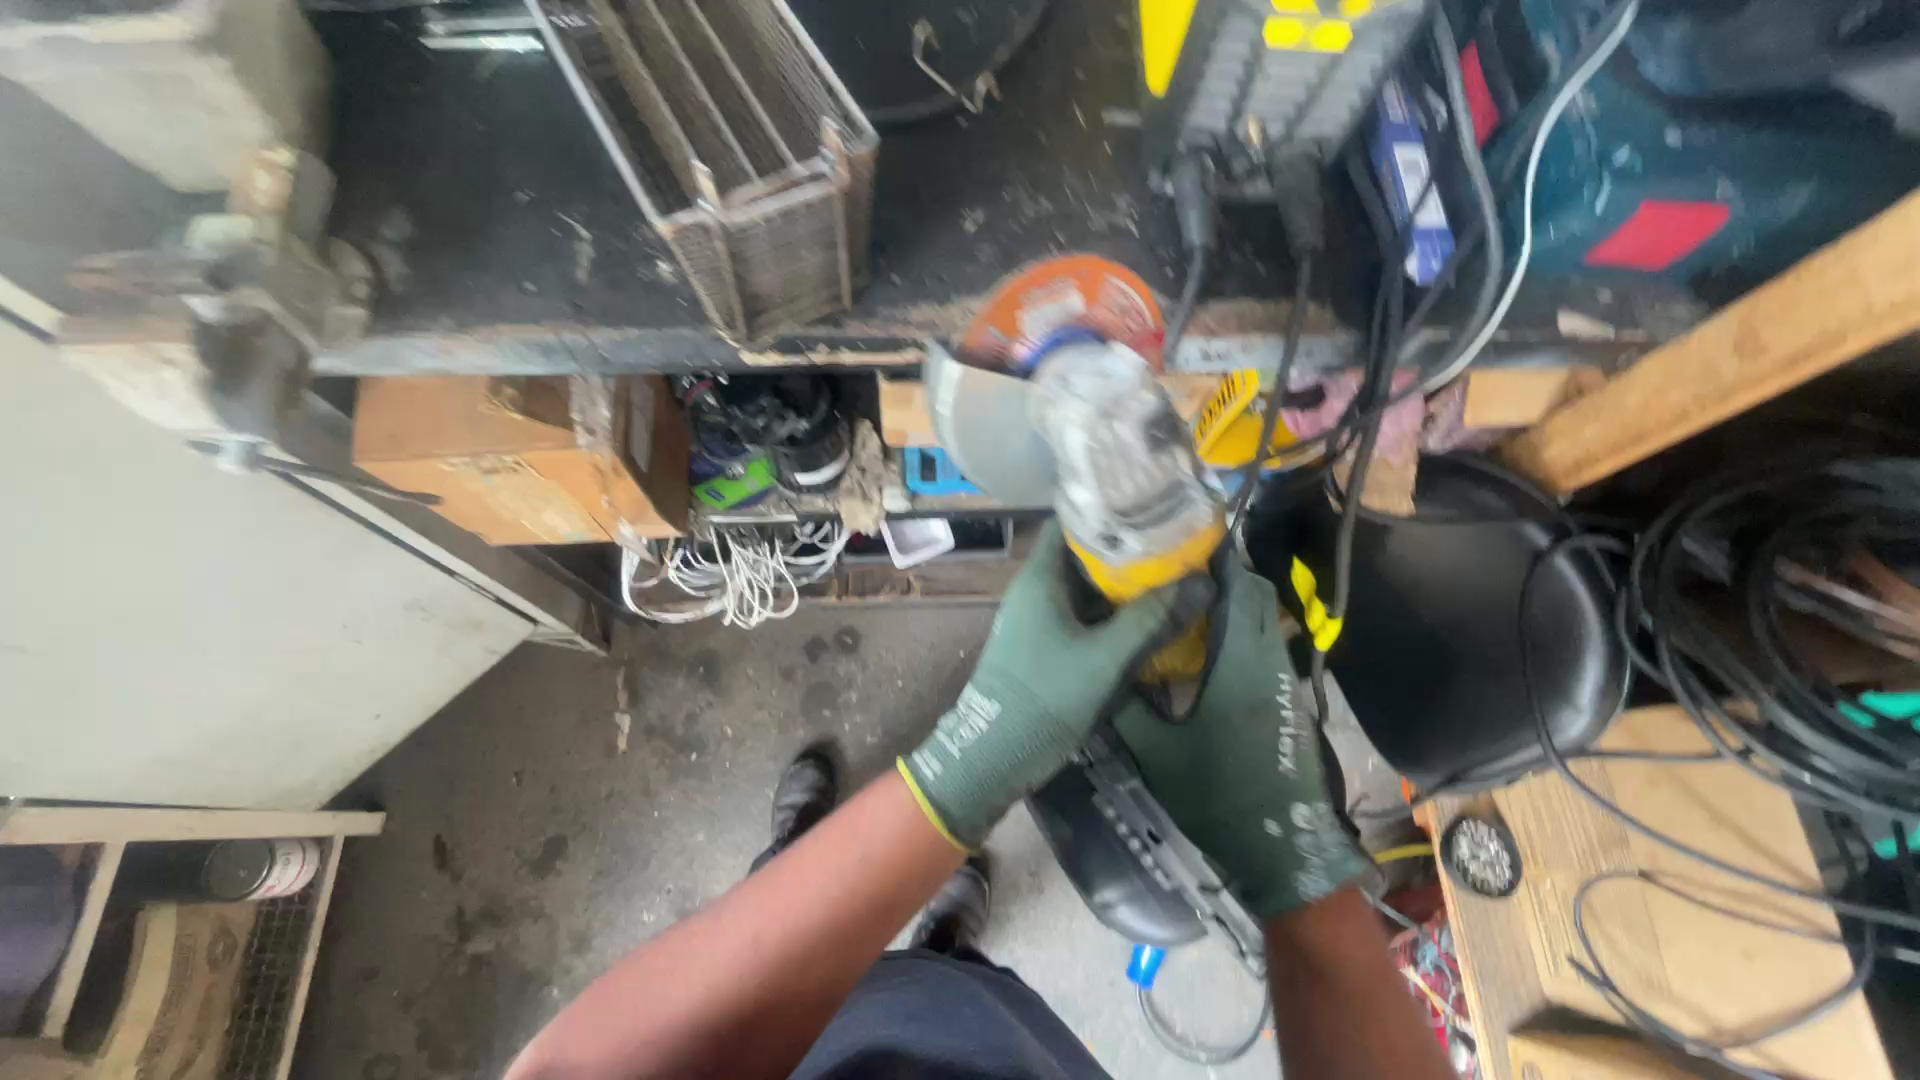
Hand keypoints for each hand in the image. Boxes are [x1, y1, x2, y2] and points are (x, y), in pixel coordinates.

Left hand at [900, 523, 1207, 848]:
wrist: (995, 754)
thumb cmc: (1045, 695)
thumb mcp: (1105, 657)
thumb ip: (1152, 618)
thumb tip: (1204, 580)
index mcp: (1041, 577)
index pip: (1071, 521)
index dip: (1108, 510)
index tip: (1152, 505)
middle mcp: (1038, 589)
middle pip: (1085, 556)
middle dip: (1129, 552)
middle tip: (1177, 546)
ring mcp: (1041, 619)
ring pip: (1087, 590)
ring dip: (1124, 588)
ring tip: (1173, 579)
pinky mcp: (1046, 646)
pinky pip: (1084, 619)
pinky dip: (1113, 618)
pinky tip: (1149, 623)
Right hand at [1113, 560, 1368, 917]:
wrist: (1285, 851)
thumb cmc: (1220, 798)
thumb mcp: (1158, 754)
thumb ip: (1125, 707)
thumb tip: (1096, 670)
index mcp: (1241, 664)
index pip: (1240, 589)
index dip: (1216, 559)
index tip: (1179, 543)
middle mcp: (1269, 662)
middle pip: (1257, 595)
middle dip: (1221, 574)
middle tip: (1170, 570)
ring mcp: (1282, 681)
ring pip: (1264, 620)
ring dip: (1230, 602)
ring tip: (1179, 599)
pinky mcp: (1285, 700)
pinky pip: (1264, 644)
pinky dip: (1238, 629)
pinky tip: (1201, 646)